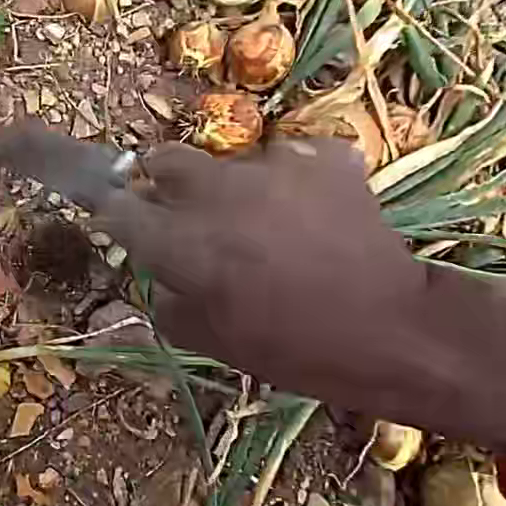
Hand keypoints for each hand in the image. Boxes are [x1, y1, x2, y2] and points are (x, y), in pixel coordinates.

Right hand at [94, 138, 505, 475]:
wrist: (390, 330)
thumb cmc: (291, 348)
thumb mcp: (212, 341)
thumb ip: (168, 301)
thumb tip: (160, 274)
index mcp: (182, 240)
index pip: (119, 209)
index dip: (115, 215)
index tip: (121, 223)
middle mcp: (217, 190)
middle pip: (163, 160)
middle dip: (159, 180)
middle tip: (180, 209)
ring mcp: (273, 166)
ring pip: (229, 162)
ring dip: (230, 186)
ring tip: (262, 223)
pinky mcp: (321, 157)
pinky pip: (287, 161)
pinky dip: (287, 183)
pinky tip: (308, 215)